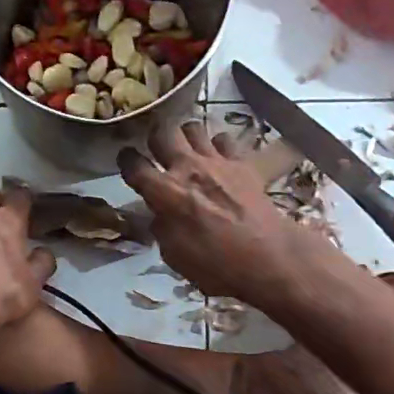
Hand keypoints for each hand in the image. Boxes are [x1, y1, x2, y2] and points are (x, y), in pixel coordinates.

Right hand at [118, 121, 337, 302]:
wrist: (267, 256)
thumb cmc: (215, 265)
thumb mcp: (174, 255)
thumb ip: (162, 228)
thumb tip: (160, 215)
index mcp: (164, 192)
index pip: (134, 165)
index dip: (126, 161)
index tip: (127, 162)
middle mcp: (187, 168)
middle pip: (163, 132)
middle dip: (156, 138)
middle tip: (158, 151)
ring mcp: (217, 161)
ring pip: (193, 128)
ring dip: (186, 137)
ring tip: (188, 150)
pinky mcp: (242, 162)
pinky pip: (224, 140)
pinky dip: (218, 146)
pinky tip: (219, 159)